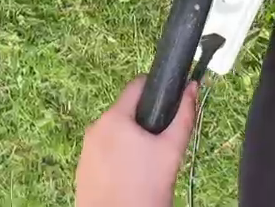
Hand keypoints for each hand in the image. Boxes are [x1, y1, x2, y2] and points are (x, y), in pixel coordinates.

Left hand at [74, 77, 198, 206]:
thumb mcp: (171, 151)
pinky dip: (119, 159)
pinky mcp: (82, 171)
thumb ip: (184, 115)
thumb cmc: (145, 190)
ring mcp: (86, 151)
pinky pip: (105, 153)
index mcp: (114, 118)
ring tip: (147, 167)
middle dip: (145, 123)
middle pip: (127, 112)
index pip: (137, 85)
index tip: (169, 107)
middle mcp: (95, 129)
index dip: (157, 90)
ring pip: (117, 134)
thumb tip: (192, 87)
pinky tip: (131, 179)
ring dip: (132, 142)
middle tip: (160, 146)